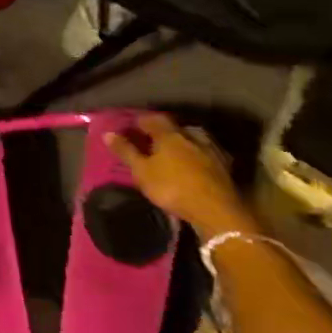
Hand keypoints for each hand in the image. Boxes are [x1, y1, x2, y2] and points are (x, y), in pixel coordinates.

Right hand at [107, 114, 256, 237]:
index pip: (152, 119)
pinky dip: (195, 157)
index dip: (140, 120)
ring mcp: (211, 154)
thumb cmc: (172, 188)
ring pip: (192, 141)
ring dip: (181, 144)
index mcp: (169, 136)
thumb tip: (107, 133)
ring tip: (170, 153)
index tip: (130, 126)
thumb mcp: (141, 171)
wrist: (217, 213)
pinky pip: (204, 155)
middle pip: (175, 128)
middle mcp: (191, 139)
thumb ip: (126, 151)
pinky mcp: (223, 170)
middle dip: (162, 131)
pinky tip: (191, 165)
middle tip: (150, 139)